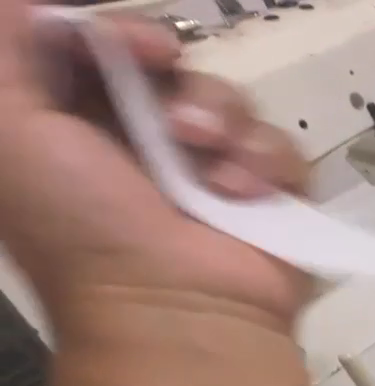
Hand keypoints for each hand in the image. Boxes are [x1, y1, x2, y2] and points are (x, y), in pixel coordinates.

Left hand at [0, 6, 308, 334]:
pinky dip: (269, 166)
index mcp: (81, 115)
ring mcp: (219, 168)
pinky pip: (287, 151)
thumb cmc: (80, 222)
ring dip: (228, 126)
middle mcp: (151, 137)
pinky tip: (246, 195)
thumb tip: (55, 12)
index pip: (107, 46)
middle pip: (180, 68)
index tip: (143, 47)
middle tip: (181, 118)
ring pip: (238, 105)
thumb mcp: (7, 125)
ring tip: (213, 165)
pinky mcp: (277, 197)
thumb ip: (8, 48)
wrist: (176, 306)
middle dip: (186, 81)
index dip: (125, 34)